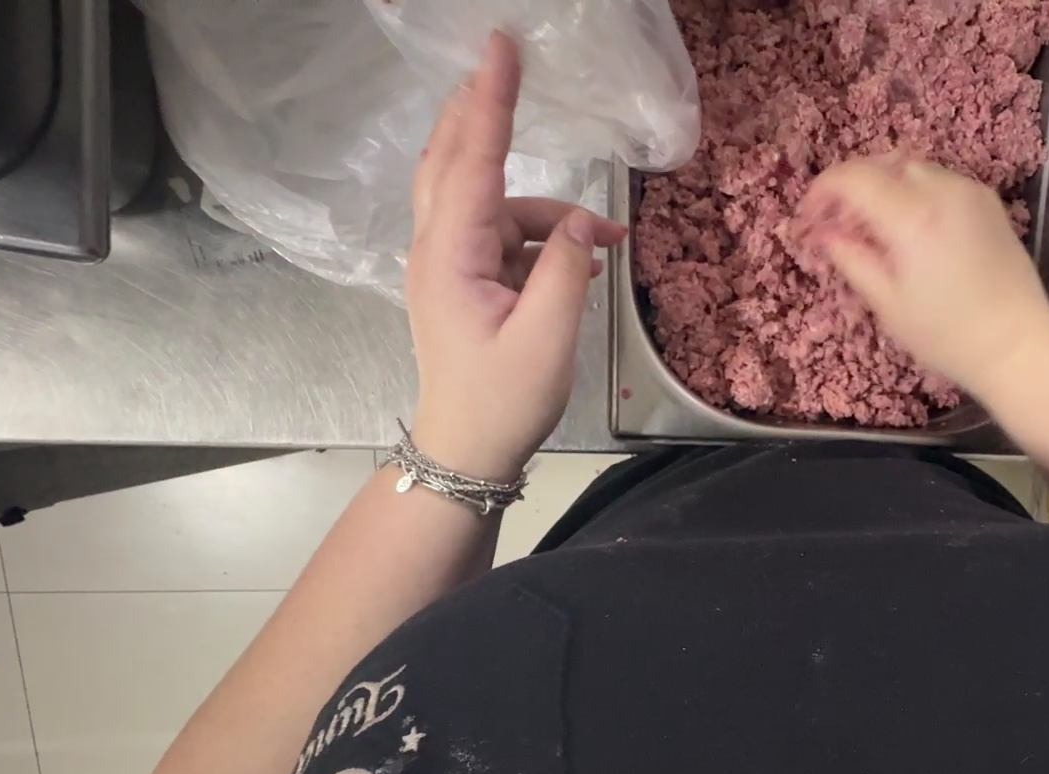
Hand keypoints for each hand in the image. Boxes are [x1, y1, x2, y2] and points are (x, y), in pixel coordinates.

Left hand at [405, 30, 627, 479]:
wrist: (469, 449)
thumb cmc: (505, 399)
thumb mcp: (548, 338)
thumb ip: (567, 272)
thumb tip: (585, 224)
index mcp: (451, 256)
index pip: (472, 163)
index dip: (492, 104)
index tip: (502, 49)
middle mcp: (441, 250)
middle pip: (457, 164)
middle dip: (485, 116)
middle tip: (506, 69)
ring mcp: (452, 269)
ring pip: (494, 209)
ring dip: (549, 215)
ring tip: (607, 242)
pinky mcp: (469, 287)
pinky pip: (506, 244)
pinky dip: (545, 245)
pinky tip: (584, 264)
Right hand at [797, 156, 1048, 397]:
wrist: (1016, 344)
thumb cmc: (947, 335)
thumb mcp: (888, 304)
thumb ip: (852, 260)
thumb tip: (824, 234)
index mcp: (912, 217)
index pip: (853, 178)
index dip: (822, 191)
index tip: (808, 217)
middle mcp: (942, 190)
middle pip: (883, 163)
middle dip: (852, 185)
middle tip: (836, 222)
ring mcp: (970, 192)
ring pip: (912, 169)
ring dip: (884, 187)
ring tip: (872, 228)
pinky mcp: (988, 203)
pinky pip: (939, 182)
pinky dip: (913, 194)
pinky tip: (909, 230)